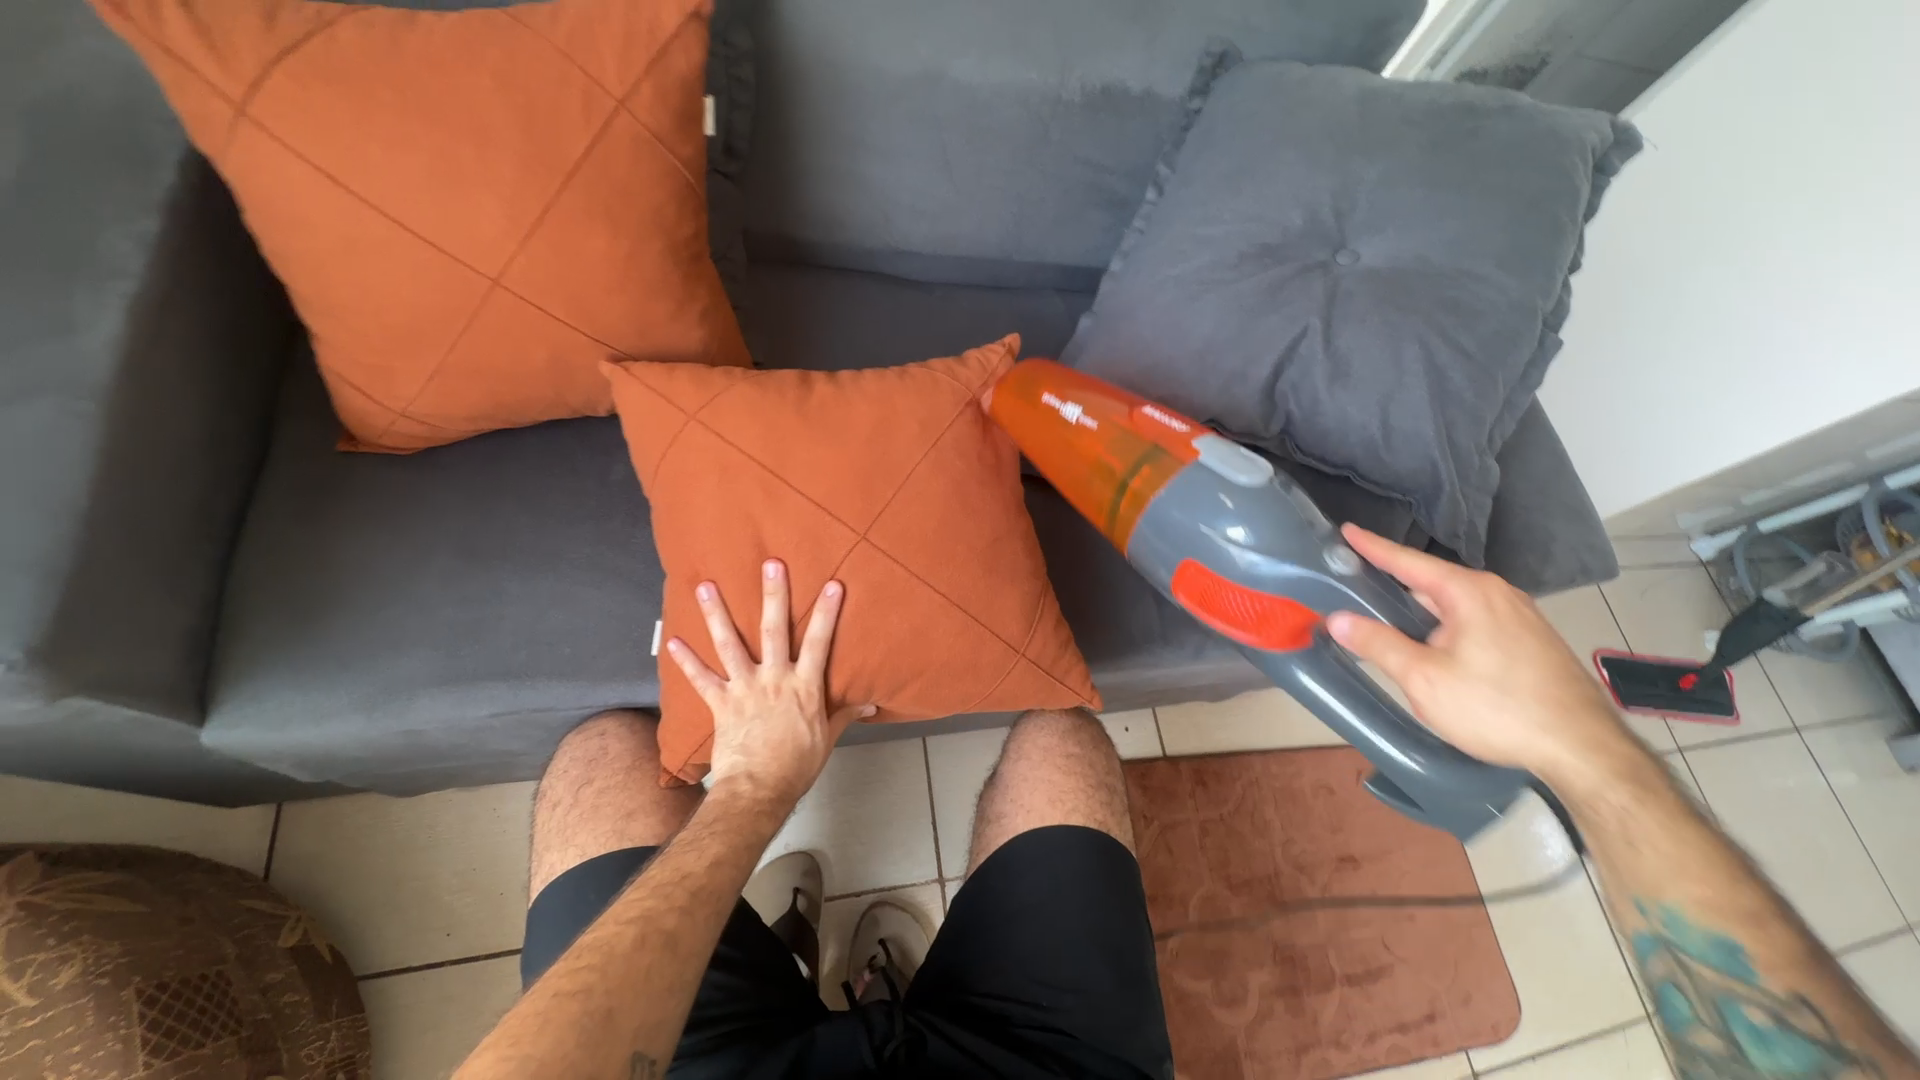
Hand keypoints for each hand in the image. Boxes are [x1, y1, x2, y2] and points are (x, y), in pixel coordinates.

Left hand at [665, 560, 873, 808]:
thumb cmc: (798, 766)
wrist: (759, 790)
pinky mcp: (721, 704)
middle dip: (773, 595)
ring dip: (716, 614)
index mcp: (804, 687)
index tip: (832, 584)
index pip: (820, 643)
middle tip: (770, 564)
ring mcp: (745, 689)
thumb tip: (869, 704)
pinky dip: (686, 661)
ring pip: (729, 644)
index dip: (827, 613)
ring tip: (705, 586)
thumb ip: (845, 715)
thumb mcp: (828, 739)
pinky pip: (701, 679)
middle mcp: (774, 679)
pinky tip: (672, 641)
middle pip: (773, 630)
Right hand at [1325, 524, 1639, 785]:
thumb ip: (1378, 644)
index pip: (1408, 561)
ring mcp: (1521, 617)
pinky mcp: (1532, 642)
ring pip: (1455, 606)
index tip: (1345, 531)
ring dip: (1421, 613)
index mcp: (1469, 592)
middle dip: (1395, 586)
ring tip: (1387, 624)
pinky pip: (1475, 622)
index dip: (1372, 547)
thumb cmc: (1496, 707)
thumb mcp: (1424, 677)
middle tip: (1355, 589)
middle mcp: (1498, 594)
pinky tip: (1434, 651)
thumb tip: (1338, 618)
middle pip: (1432, 583)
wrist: (1581, 748)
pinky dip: (1446, 627)